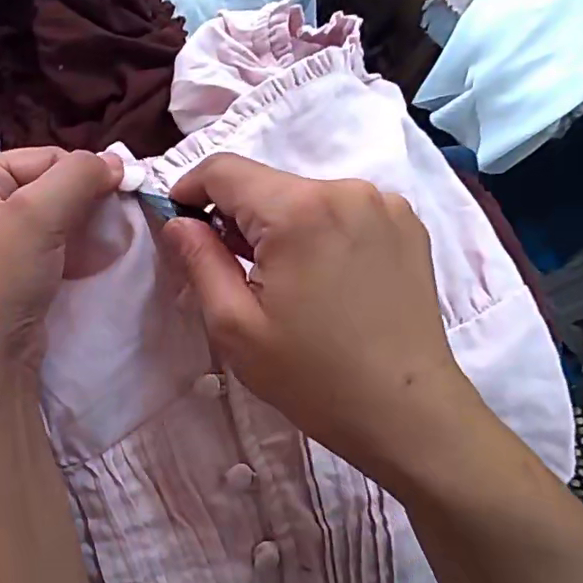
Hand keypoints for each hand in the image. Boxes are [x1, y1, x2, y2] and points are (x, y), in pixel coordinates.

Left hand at [0, 147, 122, 371]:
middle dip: (86, 201)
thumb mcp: (37, 214)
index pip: (44, 156)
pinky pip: (54, 243)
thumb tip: (116, 161)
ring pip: (57, 214)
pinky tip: (94, 258)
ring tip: (107, 241)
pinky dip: (77, 247)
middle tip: (115, 220)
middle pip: (51, 183)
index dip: (84, 172)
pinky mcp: (15, 267)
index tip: (120, 191)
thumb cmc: (2, 277)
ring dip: (86, 226)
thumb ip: (79, 175)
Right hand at [159, 153, 486, 481]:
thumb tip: (176, 222)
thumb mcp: (233, 324)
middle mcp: (347, 190)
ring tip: (274, 280)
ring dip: (273, 225)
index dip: (188, 190)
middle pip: (264, 182)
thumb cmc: (310, 375)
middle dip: (232, 215)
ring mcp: (384, 205)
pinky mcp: (407, 225)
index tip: (177, 226)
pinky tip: (316, 278)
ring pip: (300, 196)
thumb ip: (198, 260)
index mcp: (300, 211)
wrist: (407, 413)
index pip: (224, 169)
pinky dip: (312, 230)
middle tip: (226, 268)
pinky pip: (338, 209)